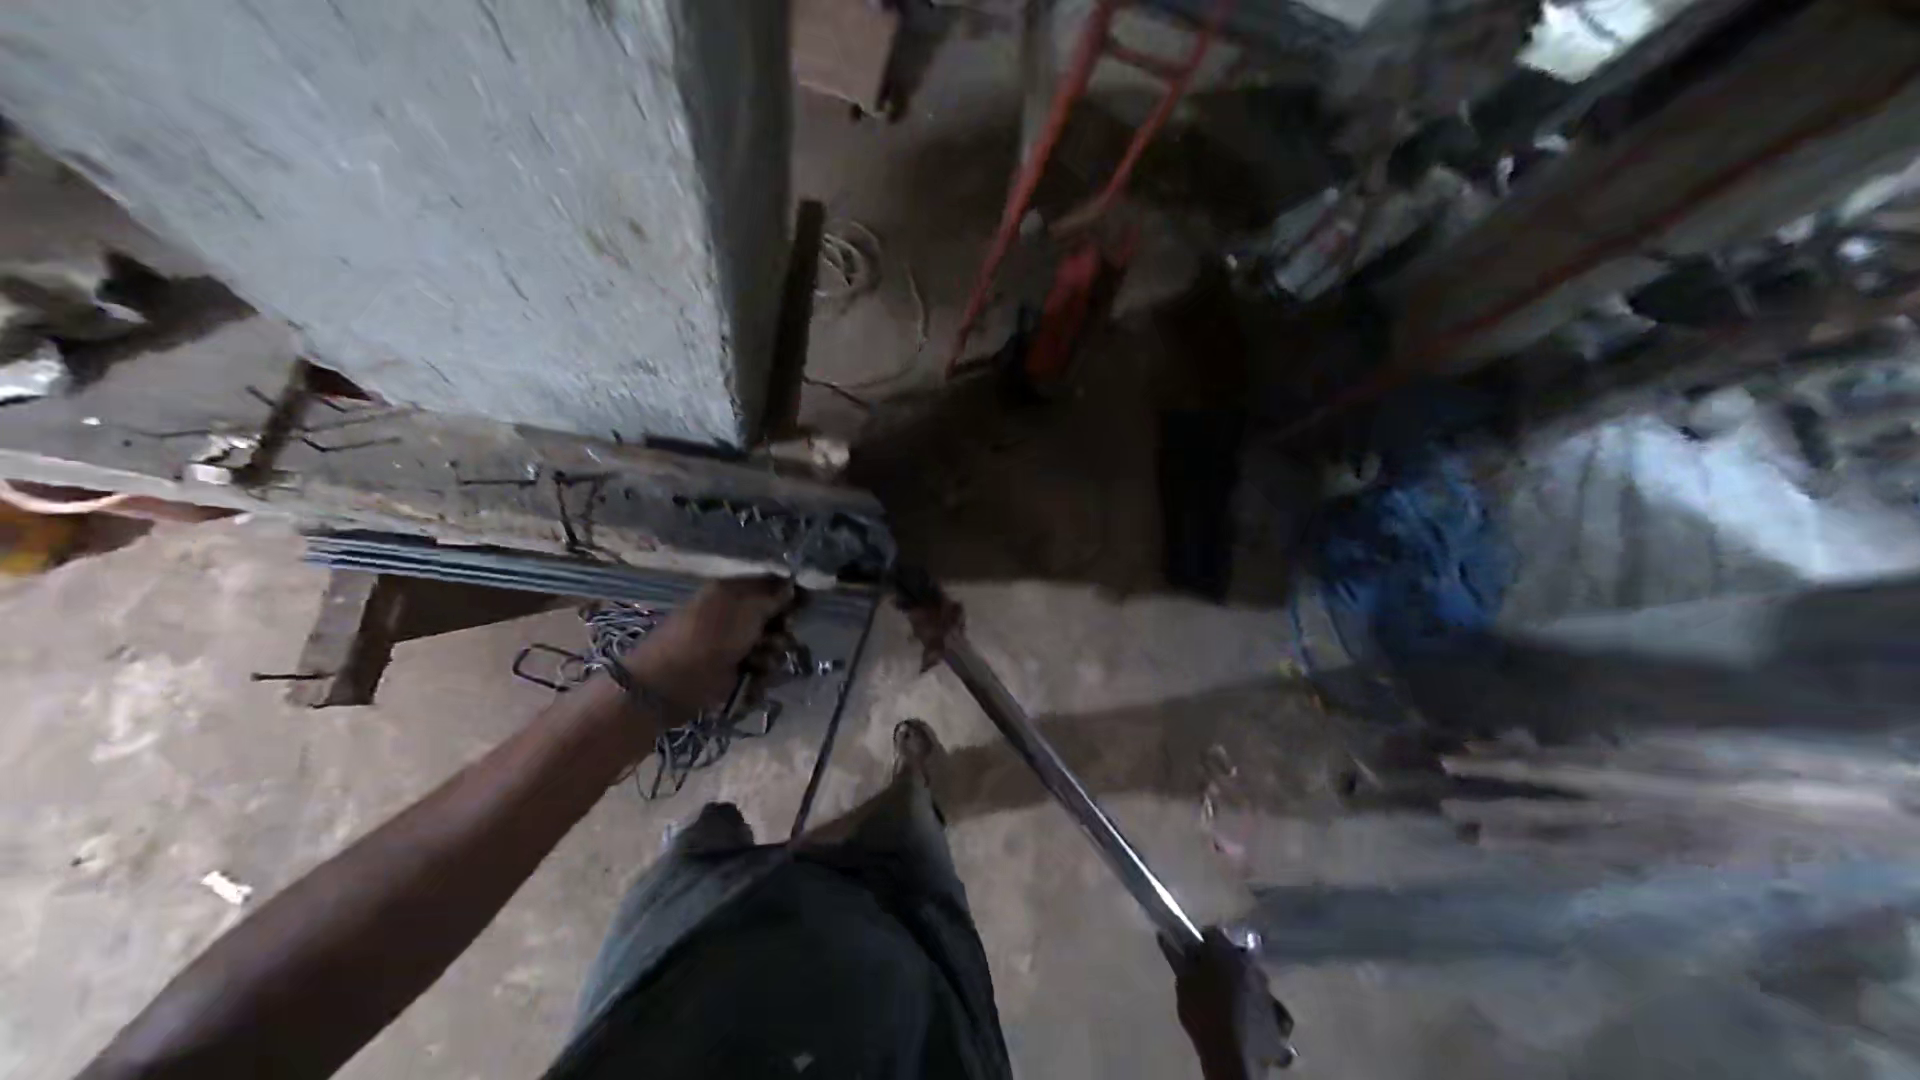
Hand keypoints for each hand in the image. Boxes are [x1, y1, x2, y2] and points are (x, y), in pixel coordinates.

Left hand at [625, 576, 795, 708]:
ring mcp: (737, 645)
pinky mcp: (737, 672)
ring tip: (756, 660)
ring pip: (774, 647)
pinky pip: (764, 670)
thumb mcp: (744, 608)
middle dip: (782, 629)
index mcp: (734, 593)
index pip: (772, 586)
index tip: (807, 603)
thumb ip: (773, 597)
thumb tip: (793, 585)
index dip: (791, 594)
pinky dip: (761, 675)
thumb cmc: (709, 636)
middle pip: (778, 618)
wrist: (674, 681)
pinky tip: (750, 676)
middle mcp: (737, 617)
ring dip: (771, 654)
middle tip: (774, 636)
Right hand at [1161, 929, 1294, 1079]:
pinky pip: (1268, 1005)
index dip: (1201, 941)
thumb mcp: (1184, 984)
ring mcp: (1269, 991)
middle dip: (1224, 961)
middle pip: (1236, 954)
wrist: (1234, 1058)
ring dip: (1241, 983)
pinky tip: (1248, 1019)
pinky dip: (1259, 1007)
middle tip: (1209, 977)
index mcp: (1228, 952)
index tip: (1192, 954)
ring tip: (1228, 1001)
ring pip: (1252, 977)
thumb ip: (1178, 958)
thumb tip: (1166, 936)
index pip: (1213, 932)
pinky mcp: (1279, 1016)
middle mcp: (1252, 965)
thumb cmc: (1203, 1015)